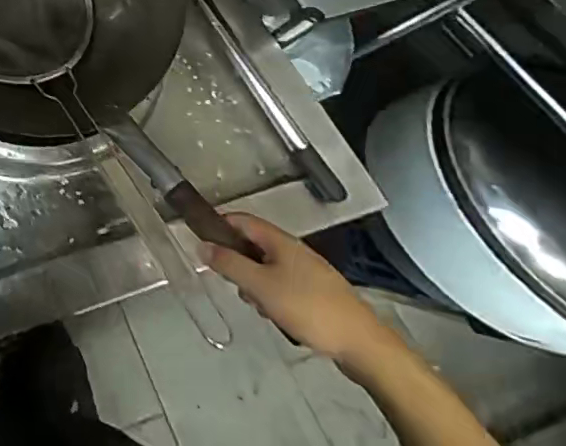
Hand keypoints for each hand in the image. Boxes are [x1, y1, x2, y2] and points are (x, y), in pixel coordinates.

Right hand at [202, 213, 404, 369]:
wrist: (364, 346)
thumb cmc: (308, 308)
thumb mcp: (259, 285)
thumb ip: (228, 263)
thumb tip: (201, 245)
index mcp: (280, 240)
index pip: (240, 219)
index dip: (219, 226)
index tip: (204, 243)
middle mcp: (295, 250)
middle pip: (253, 245)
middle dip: (238, 263)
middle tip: (234, 284)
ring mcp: (310, 272)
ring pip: (268, 268)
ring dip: (256, 283)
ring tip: (259, 306)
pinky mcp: (320, 293)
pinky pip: (285, 284)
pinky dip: (274, 295)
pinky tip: (278, 316)